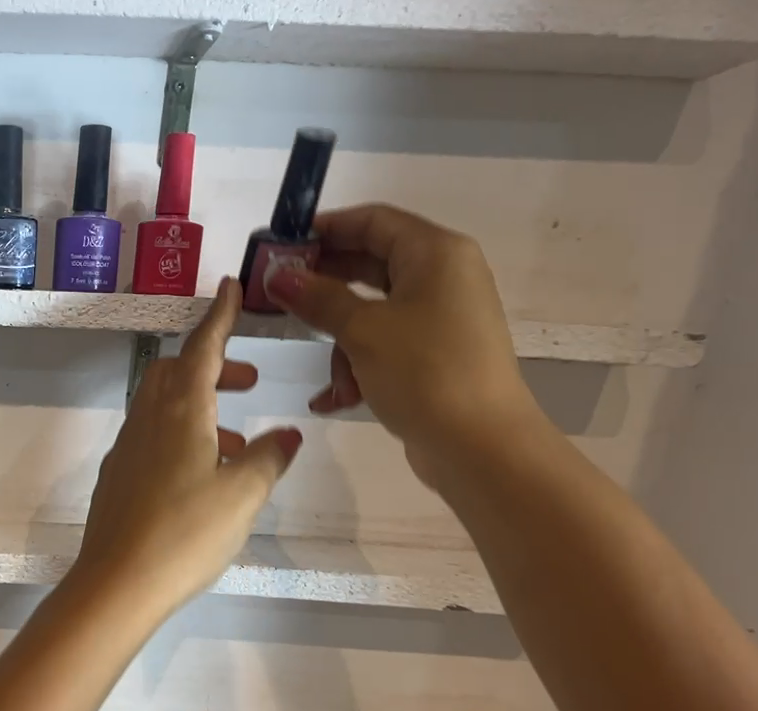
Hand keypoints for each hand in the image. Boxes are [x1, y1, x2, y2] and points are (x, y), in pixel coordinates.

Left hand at [72, 278, 302, 615]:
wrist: (118, 583)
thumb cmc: (186, 532)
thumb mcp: (243, 494)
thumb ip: (269, 458)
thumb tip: (288, 435)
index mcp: (181, 410)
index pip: (202, 348)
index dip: (220, 317)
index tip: (231, 288)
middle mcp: (147, 420)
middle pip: (175, 373)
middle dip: (212, 366)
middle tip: (248, 382)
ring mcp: (126, 450)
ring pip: (163, 408)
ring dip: (201, 409)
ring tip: (240, 446)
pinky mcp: (117, 479)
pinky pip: (152, 439)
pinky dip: (181, 438)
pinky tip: (204, 477)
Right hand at [263, 204, 551, 484]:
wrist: (479, 443)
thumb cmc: (424, 372)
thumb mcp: (363, 332)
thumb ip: (318, 299)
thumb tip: (278, 275)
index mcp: (435, 253)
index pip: (373, 220)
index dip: (325, 228)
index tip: (280, 245)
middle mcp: (442, 276)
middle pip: (370, 265)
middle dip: (323, 288)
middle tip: (278, 300)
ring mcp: (440, 318)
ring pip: (372, 312)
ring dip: (341, 344)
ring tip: (331, 383)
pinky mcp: (434, 354)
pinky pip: (384, 345)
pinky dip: (359, 366)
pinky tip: (338, 399)